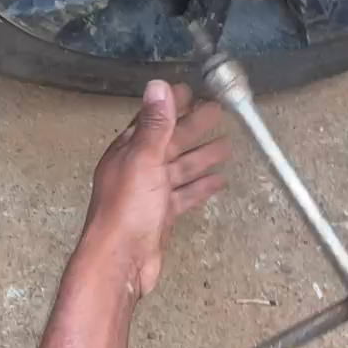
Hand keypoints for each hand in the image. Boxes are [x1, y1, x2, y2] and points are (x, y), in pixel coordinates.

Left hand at [79, 80, 229, 297]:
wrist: (121, 260)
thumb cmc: (127, 211)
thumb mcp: (144, 159)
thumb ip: (155, 125)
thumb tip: (157, 87)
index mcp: (128, 151)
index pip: (153, 121)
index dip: (172, 106)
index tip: (191, 91)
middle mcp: (137, 170)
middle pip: (170, 142)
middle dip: (193, 127)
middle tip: (218, 112)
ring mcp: (149, 194)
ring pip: (180, 169)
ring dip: (202, 156)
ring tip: (226, 146)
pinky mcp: (161, 216)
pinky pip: (184, 195)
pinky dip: (200, 187)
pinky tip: (218, 181)